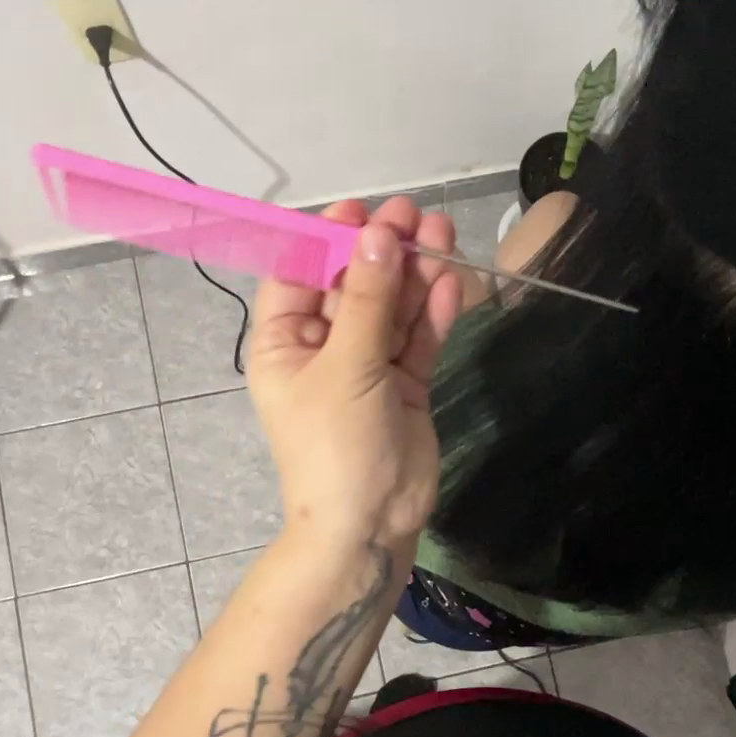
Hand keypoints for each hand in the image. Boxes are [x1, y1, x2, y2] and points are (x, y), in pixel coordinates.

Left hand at [247, 196, 462, 554]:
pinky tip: (451, 284)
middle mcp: (323, 351)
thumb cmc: (337, 446)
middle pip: (352, 287)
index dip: (328, 241)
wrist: (370, 524)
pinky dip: (433, 315)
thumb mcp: (346, 367)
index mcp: (284, 345)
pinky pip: (417, 342)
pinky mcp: (404, 386)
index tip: (362, 212)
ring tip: (443, 237)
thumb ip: (367, 300)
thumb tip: (379, 234)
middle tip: (415, 217)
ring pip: (391, 311)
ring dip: (415, 277)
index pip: (299, 276)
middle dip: (383, 253)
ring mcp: (367, 368)